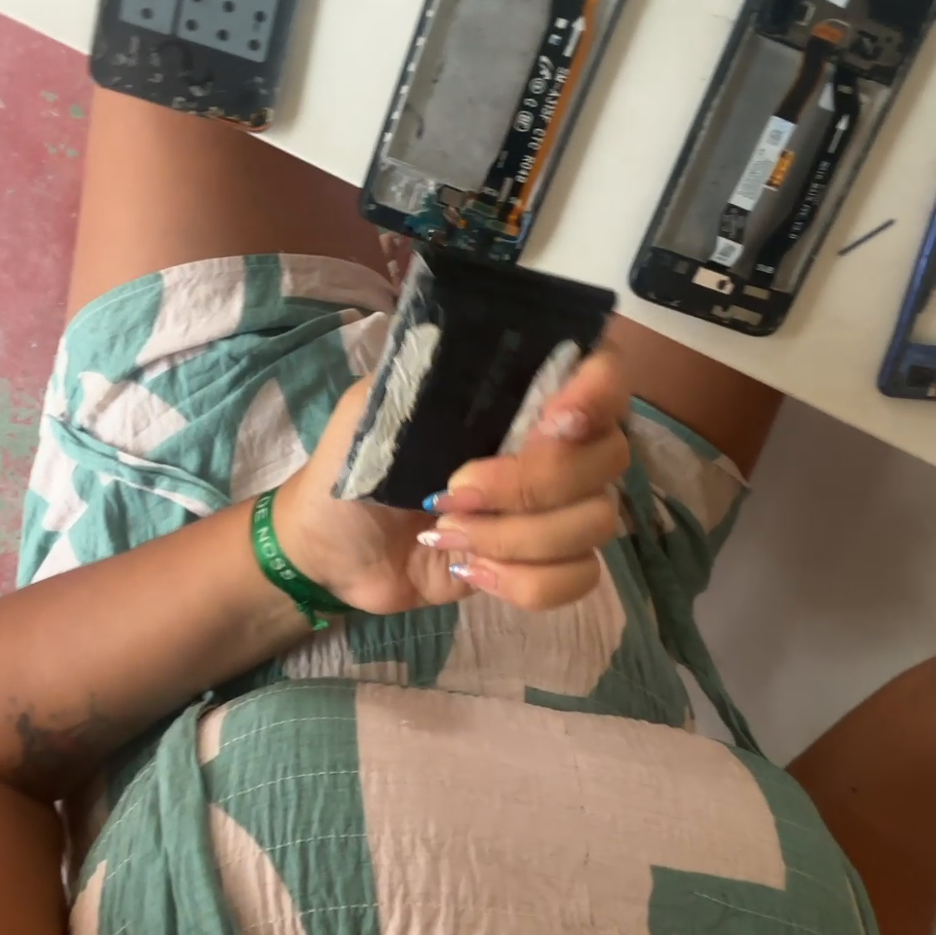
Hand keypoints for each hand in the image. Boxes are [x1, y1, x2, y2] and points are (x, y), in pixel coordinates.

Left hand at [270, 350, 631, 614]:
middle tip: (453, 491)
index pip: (601, 374)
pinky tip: (468, 571)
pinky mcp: (539, 565)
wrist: (330, 550)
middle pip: (605, 458)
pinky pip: (578, 578)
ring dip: (512, 538)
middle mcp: (549, 448)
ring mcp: (550, 510)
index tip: (554, 421)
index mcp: (514, 398)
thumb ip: (426, 377)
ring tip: (447, 534)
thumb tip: (479, 352)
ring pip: (593, 523)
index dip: (597, 394)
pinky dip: (522, 582)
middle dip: (529, 484)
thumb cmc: (352, 467)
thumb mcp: (374, 410)